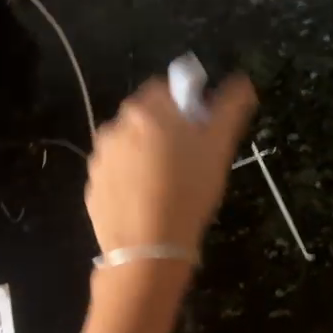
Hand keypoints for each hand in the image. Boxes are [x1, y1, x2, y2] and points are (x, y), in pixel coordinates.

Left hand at [85, 74, 256, 257]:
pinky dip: (130, 178)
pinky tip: (148, 200)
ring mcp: (100, 158)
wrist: (148, 250)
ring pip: (130, 143)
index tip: (199, 130)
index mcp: (146, 109)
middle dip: (166, 128)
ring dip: (146, 152)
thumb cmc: (188, 190)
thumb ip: (231, 106)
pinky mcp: (92, 187)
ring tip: (167, 183)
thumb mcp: (220, 146)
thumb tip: (241, 82)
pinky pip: (116, 172)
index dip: (186, 105)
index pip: (166, 88)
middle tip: (189, 157)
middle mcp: (116, 126)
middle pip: (146, 115)